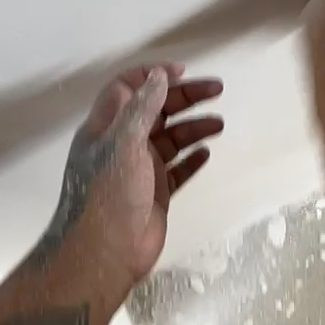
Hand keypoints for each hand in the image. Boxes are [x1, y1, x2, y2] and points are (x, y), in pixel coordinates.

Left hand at [45, 63, 223, 283]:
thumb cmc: (109, 193)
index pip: (128, 89)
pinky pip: (177, 169)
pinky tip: (206, 152)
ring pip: (171, 139)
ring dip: (193, 127)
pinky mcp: (156, 193)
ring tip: (218, 123)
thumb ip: (142, 108)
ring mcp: (140, 170)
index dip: (153, 76)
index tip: (182, 71)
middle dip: (184, 97)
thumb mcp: (123, 143)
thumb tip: (158, 75)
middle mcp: (123, 145)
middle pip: (156, 110)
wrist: (105, 252)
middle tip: (216, 90)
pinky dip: (191, 158)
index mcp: (107, 128)